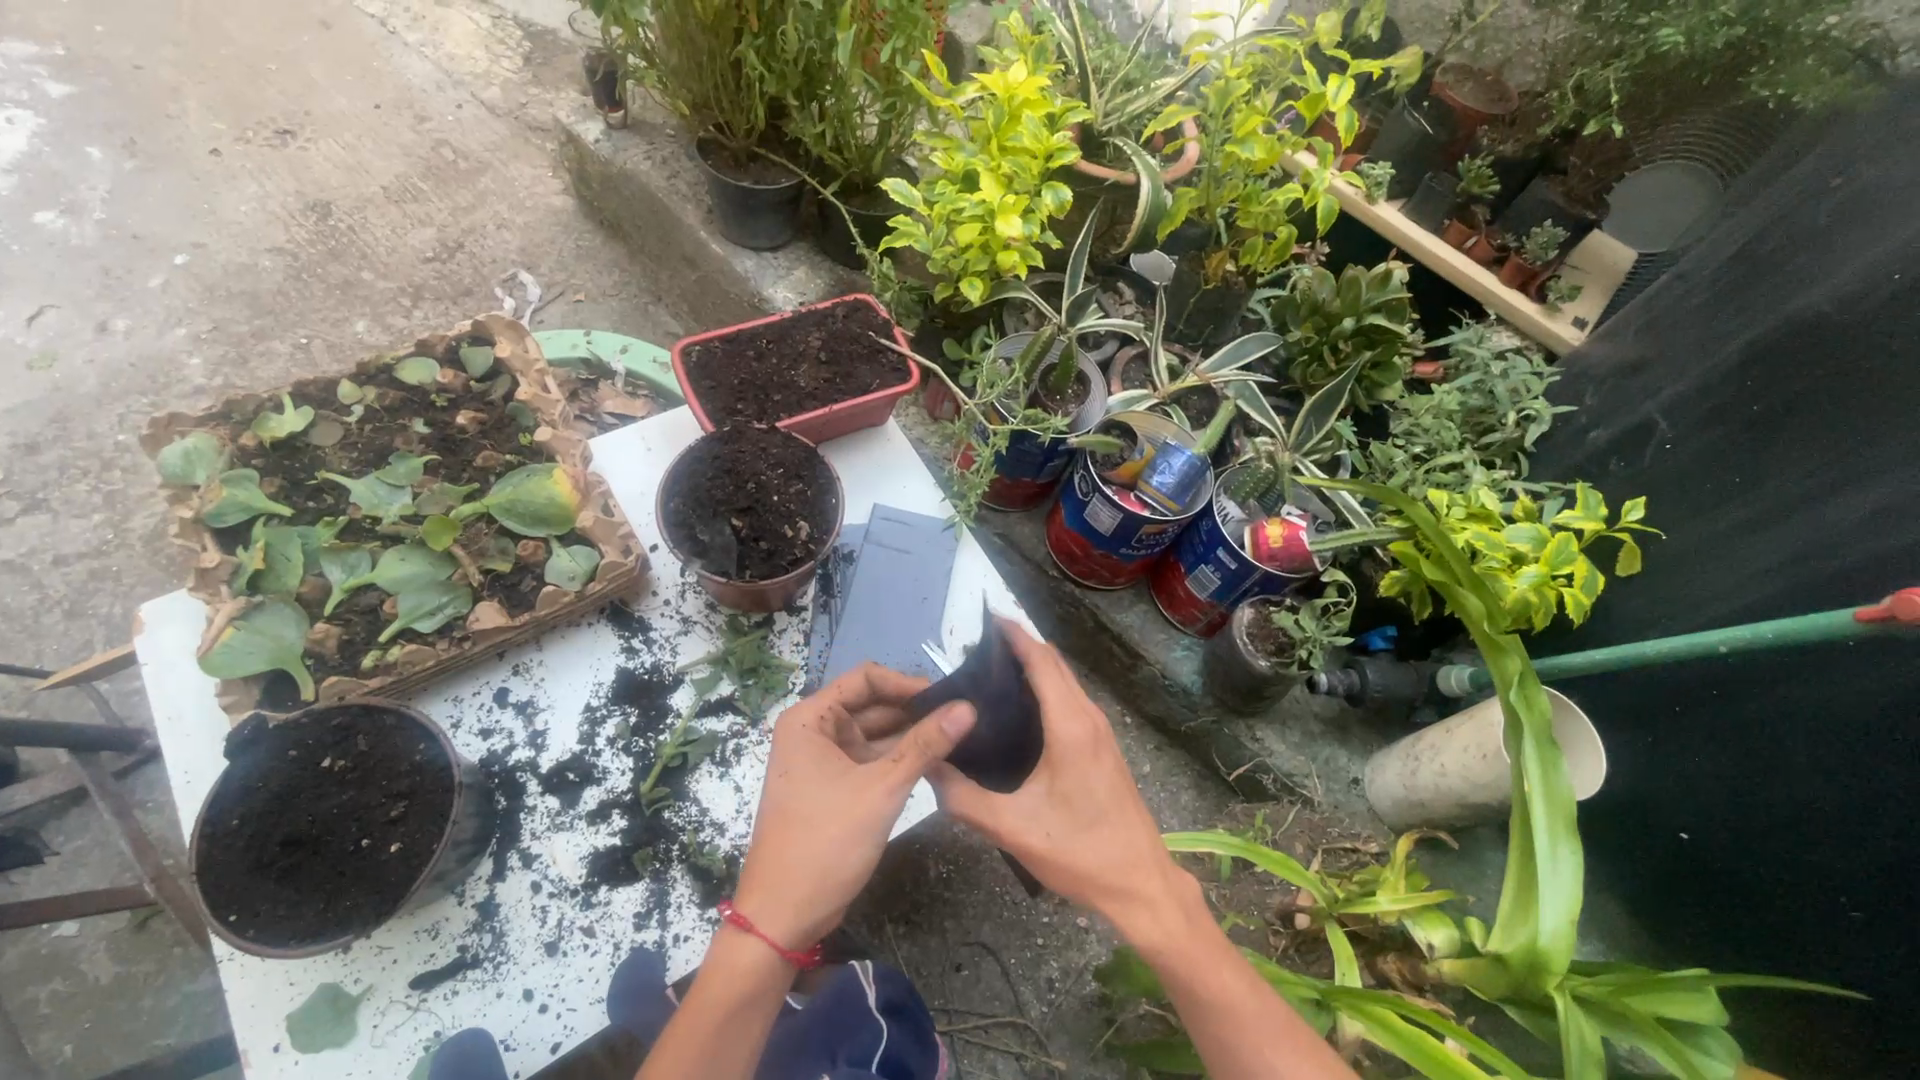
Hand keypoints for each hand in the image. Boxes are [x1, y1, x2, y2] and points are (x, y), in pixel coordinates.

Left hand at [732, 663, 975, 950]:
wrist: (785, 914)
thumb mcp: (881, 789)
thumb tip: (969, 707)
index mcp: (810, 720)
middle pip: (872, 705)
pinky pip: (872, 761)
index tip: (950, 697)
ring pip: (875, 735)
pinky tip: (939, 762)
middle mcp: (814, 732)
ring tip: (962, 736)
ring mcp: (823, 761)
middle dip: (915, 711)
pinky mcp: (835, 788)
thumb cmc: (826, 842)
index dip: (908, 684)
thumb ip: (926, 745)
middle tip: (966, 717)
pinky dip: (900, 760)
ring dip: (912, 737)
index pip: (866, 679)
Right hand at [927, 622, 1190, 934]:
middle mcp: (1089, 718)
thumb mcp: (1012, 828)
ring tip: (988, 677)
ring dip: (1034, 668)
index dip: (1014, 635)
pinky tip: (1018, 713)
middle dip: (1018, 647)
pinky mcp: (1103, 748)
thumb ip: (963, 798)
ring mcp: (1101, 732)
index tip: (985, 618)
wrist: (1141, 884)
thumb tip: (927, 768)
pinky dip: (1046, 690)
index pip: (1041, 661)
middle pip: (1054, 664)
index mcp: (1070, 726)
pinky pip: (1071, 701)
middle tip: (972, 653)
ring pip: (1065, 682)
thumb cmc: (1080, 853)